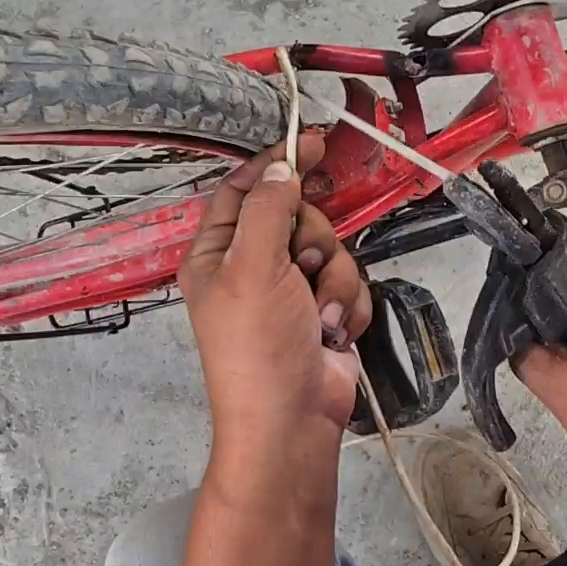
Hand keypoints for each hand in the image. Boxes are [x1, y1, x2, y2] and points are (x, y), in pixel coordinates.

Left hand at [179, 135, 373, 454]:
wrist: (293, 422)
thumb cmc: (259, 345)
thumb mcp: (254, 268)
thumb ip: (269, 210)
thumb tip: (279, 167)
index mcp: (217, 253)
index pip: (245, 190)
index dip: (276, 164)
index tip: (313, 143)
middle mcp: (253, 265)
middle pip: (298, 216)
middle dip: (314, 241)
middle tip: (305, 268)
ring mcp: (291, 290)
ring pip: (332, 249)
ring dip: (335, 281)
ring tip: (320, 315)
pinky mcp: (324, 310)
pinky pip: (350, 281)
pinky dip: (348, 305)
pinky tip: (335, 332)